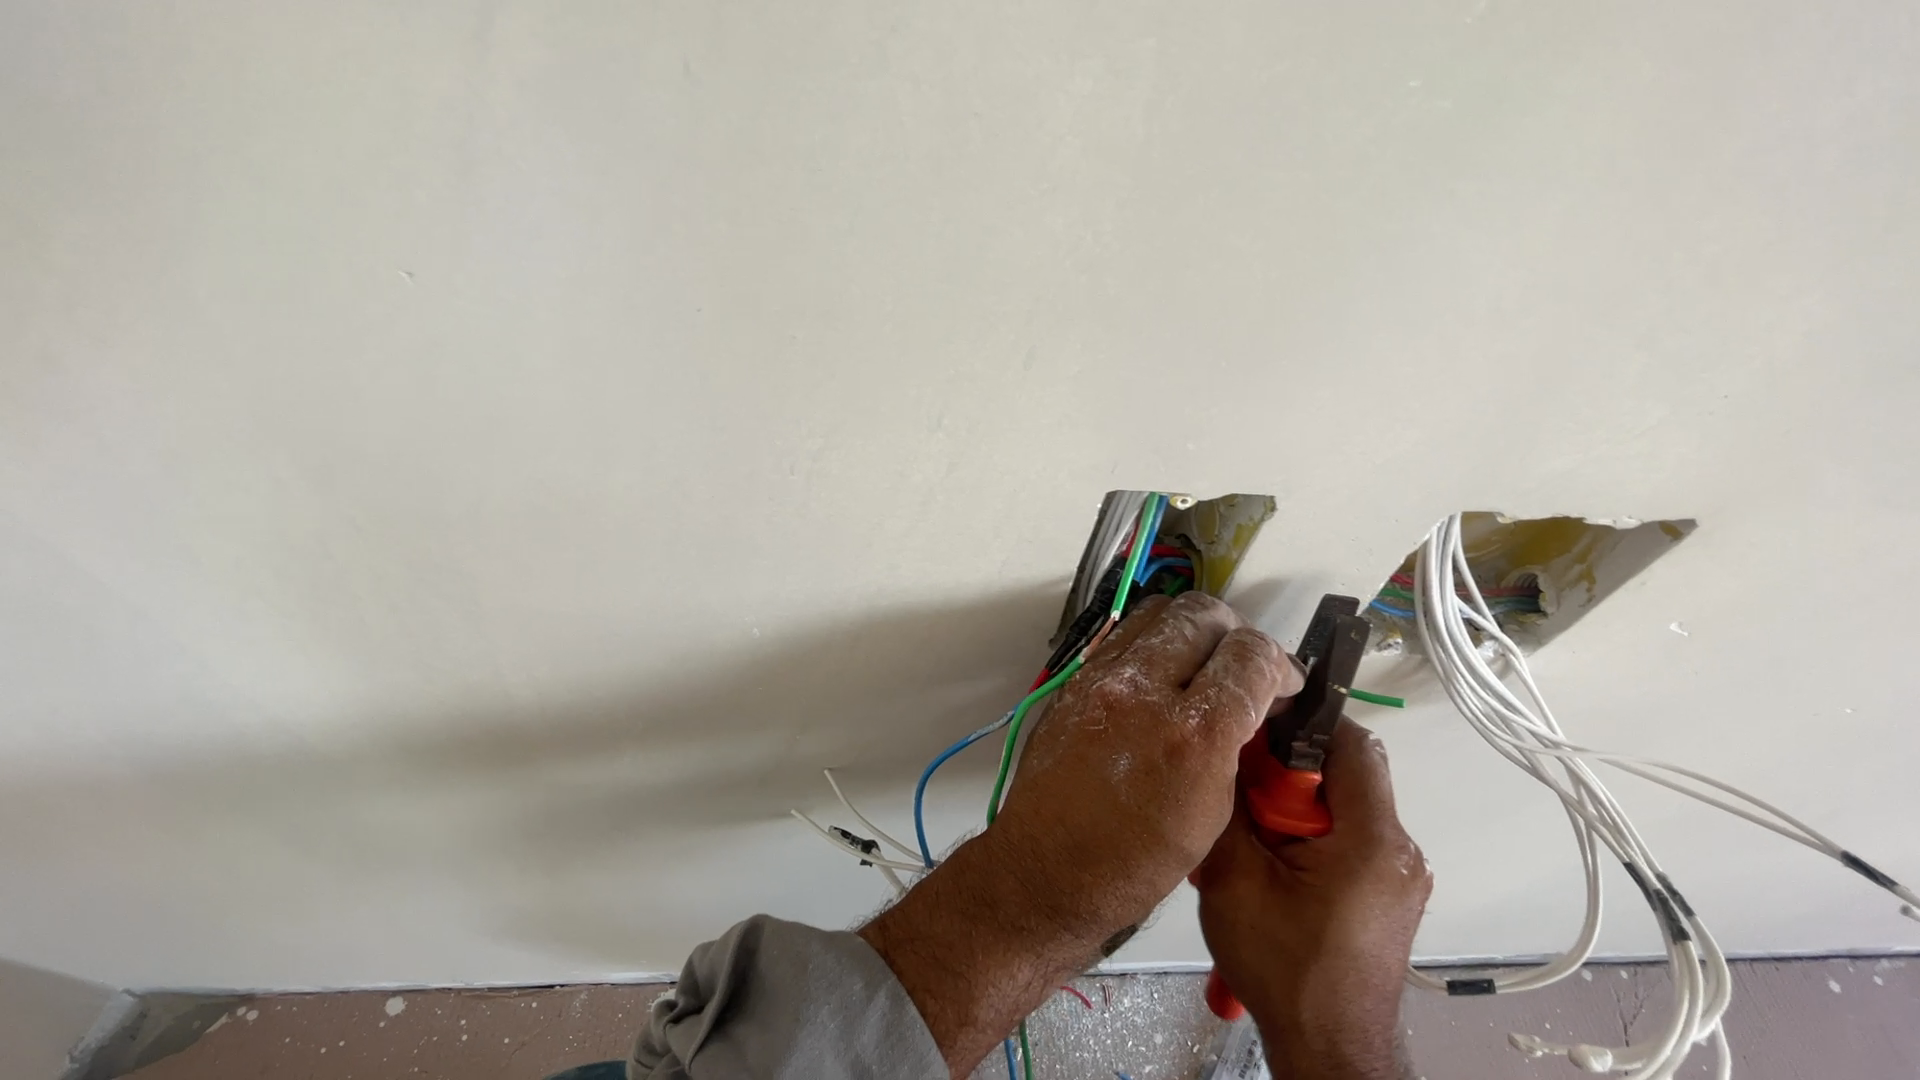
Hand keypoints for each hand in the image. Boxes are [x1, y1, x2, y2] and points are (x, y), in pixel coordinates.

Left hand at [859, 592, 1302, 1076]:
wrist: (1048, 865)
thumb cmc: (1138, 859)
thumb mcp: (1213, 809)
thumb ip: (1236, 740)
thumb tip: (1253, 699)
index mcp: (1193, 734)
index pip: (1251, 655)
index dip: (1279, 666)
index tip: (1281, 686)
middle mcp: (1145, 689)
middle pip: (1203, 613)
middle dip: (1234, 635)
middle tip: (1239, 669)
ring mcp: (1102, 677)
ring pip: (1159, 609)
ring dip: (1192, 629)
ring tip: (1199, 666)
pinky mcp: (1076, 678)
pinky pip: (1125, 632)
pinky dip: (1153, 641)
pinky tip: (1160, 677)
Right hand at [1192, 719, 1430, 1079]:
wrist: (1328, 1050)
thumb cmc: (1284, 965)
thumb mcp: (1235, 878)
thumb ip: (1228, 808)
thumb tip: (1220, 754)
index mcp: (1374, 839)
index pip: (1353, 742)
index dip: (1302, 721)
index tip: (1253, 726)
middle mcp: (1400, 849)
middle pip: (1346, 773)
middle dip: (1288, 770)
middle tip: (1238, 787)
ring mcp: (1398, 875)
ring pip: (1344, 806)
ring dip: (1293, 806)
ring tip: (1247, 830)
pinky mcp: (1386, 894)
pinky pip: (1348, 838)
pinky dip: (1308, 835)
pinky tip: (1269, 862)